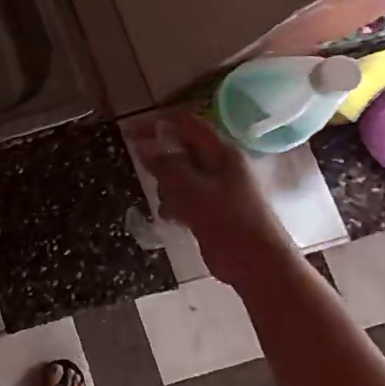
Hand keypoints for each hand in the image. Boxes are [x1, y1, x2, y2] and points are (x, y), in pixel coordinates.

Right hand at [126, 110, 296, 286]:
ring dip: (167, 188)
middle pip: (180, 150)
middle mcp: (219, 165)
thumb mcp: (190, 189)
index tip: (129, 133)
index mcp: (221, 152)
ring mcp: (216, 187)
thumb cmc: (228, 220)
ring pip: (179, 175)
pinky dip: (174, 204)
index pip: (185, 124)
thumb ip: (165, 166)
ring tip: (169, 205)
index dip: (156, 123)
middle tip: (148, 176)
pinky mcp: (211, 208)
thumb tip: (142, 146)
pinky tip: (173, 219)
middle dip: (162, 163)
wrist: (256, 262)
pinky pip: (184, 196)